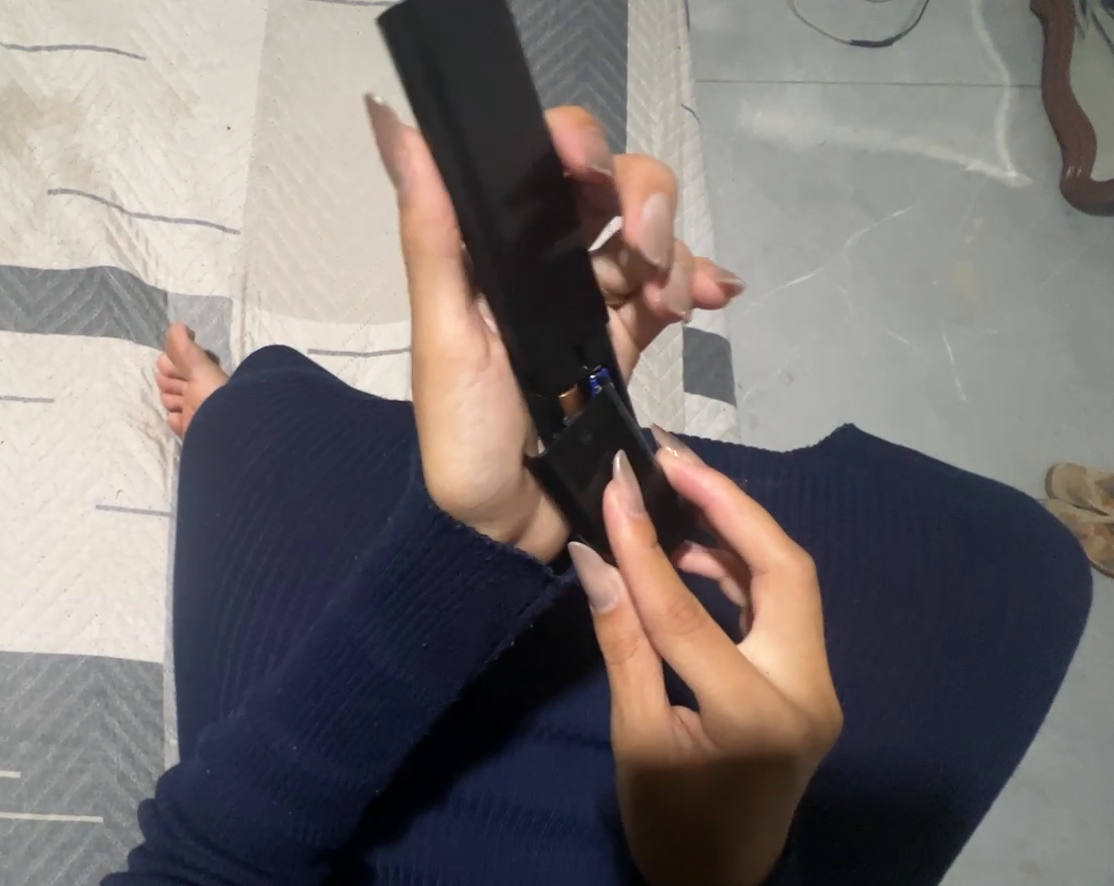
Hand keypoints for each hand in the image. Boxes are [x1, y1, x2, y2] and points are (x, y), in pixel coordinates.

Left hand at [366, 97, 744, 561]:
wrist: (506, 523)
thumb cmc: (465, 434)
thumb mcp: (443, 337)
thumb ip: (433, 240)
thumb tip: (402, 133)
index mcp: (490, 258)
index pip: (537, 172)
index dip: (572, 150)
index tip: (588, 170)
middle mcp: (538, 272)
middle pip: (605, 193)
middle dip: (641, 198)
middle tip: (647, 245)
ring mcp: (584, 307)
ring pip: (645, 240)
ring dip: (674, 249)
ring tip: (678, 295)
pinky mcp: (619, 345)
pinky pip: (663, 295)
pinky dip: (694, 285)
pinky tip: (711, 298)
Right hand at [568, 431, 841, 885]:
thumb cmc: (668, 825)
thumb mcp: (632, 738)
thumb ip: (621, 643)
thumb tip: (596, 560)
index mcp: (752, 713)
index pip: (686, 609)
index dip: (643, 543)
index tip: (615, 485)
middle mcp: (805, 689)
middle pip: (783, 569)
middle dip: (729, 504)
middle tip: (673, 458)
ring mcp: (817, 686)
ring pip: (788, 582)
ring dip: (736, 530)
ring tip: (678, 491)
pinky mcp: (806, 684)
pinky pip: (779, 608)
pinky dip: (738, 570)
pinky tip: (694, 553)